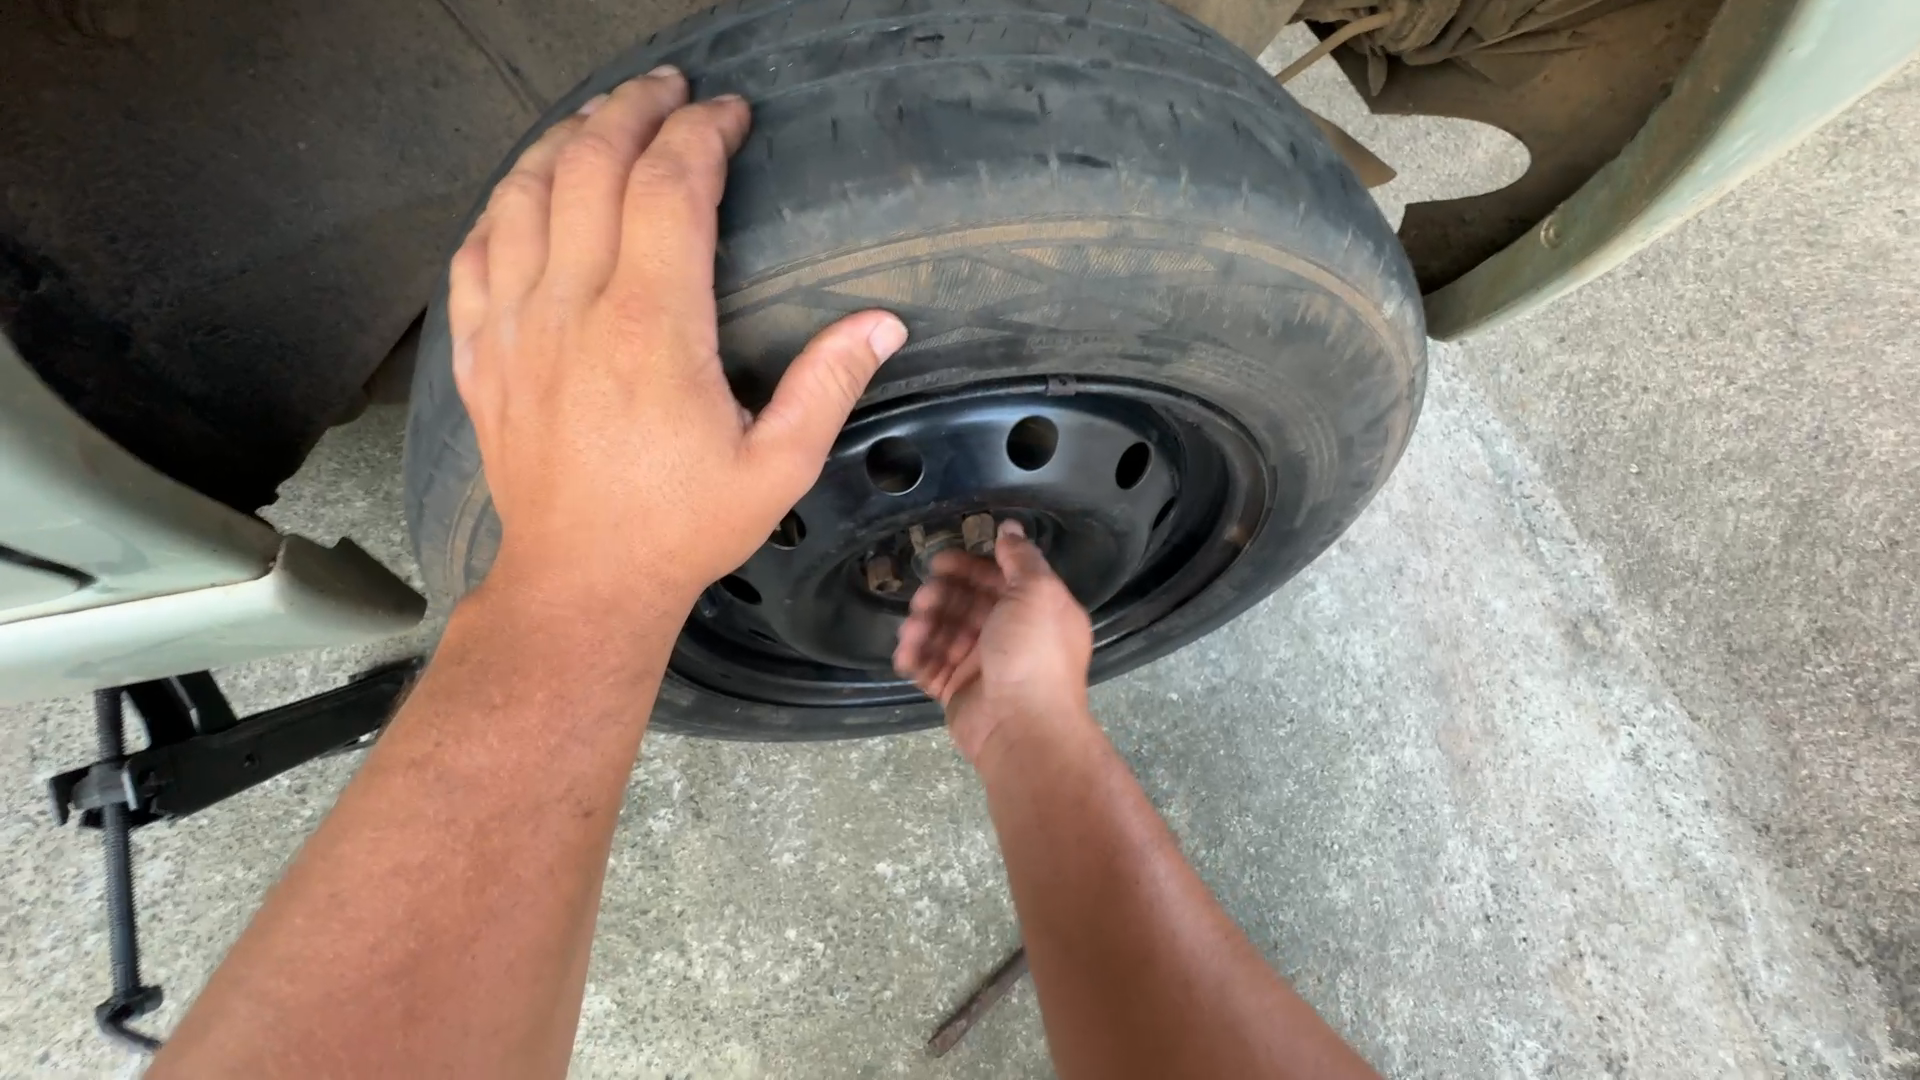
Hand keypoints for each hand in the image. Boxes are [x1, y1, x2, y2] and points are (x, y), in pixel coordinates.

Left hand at [447, 69, 908, 613]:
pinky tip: (529, 193)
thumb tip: (883, 323)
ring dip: (567, 138)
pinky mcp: (484, 354)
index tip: (730, 116)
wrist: (584, 580)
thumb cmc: (684, 528)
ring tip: (605, 118)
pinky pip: (477, 249)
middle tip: (670, 89)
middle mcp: (575, 307)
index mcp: (653, 328)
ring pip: (525, 191)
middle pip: (592, 165)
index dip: (703, 134)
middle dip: (635, 110)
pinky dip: (505, 202)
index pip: (672, 187)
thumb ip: (828, 384)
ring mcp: (516, 326)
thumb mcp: (780, 467)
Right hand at [893, 521, 1095, 763]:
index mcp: (1034, 611)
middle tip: (923, 599)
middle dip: (941, 598)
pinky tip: (904, 654)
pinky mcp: (959, 691)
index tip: (939, 562)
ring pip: (945, 634)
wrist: (1022, 727)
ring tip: (911, 630)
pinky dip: (916, 658)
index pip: (997, 580)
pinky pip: (931, 667)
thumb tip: (1011, 528)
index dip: (967, 568)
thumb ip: (1022, 558)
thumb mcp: (1037, 593)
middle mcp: (1011, 635)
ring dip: (924, 627)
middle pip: (966, 605)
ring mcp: (983, 665)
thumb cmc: (1033, 654)